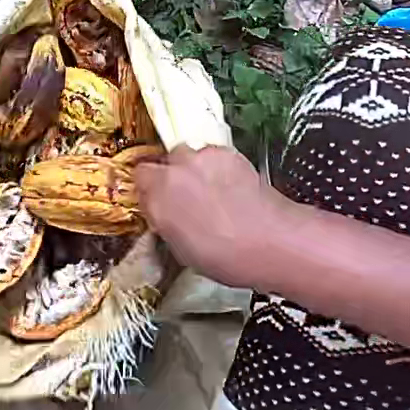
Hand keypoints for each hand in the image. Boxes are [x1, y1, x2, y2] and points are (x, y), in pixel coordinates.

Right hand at [133, 146, 293, 287]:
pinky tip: (231, 186)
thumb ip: (165, 220)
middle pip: (163, 161)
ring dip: (194, 169)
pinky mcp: (226, 152)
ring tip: (213, 191)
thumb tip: (164, 211)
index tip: (160, 200)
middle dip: (171, 175)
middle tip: (187, 196)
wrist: (270, 241)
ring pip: (188, 154)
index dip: (150, 188)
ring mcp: (201, 157)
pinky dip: (217, 166)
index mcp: (158, 197)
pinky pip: (212, 155)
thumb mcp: (181, 248)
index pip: (140, 176)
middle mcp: (175, 171)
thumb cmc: (224, 257)